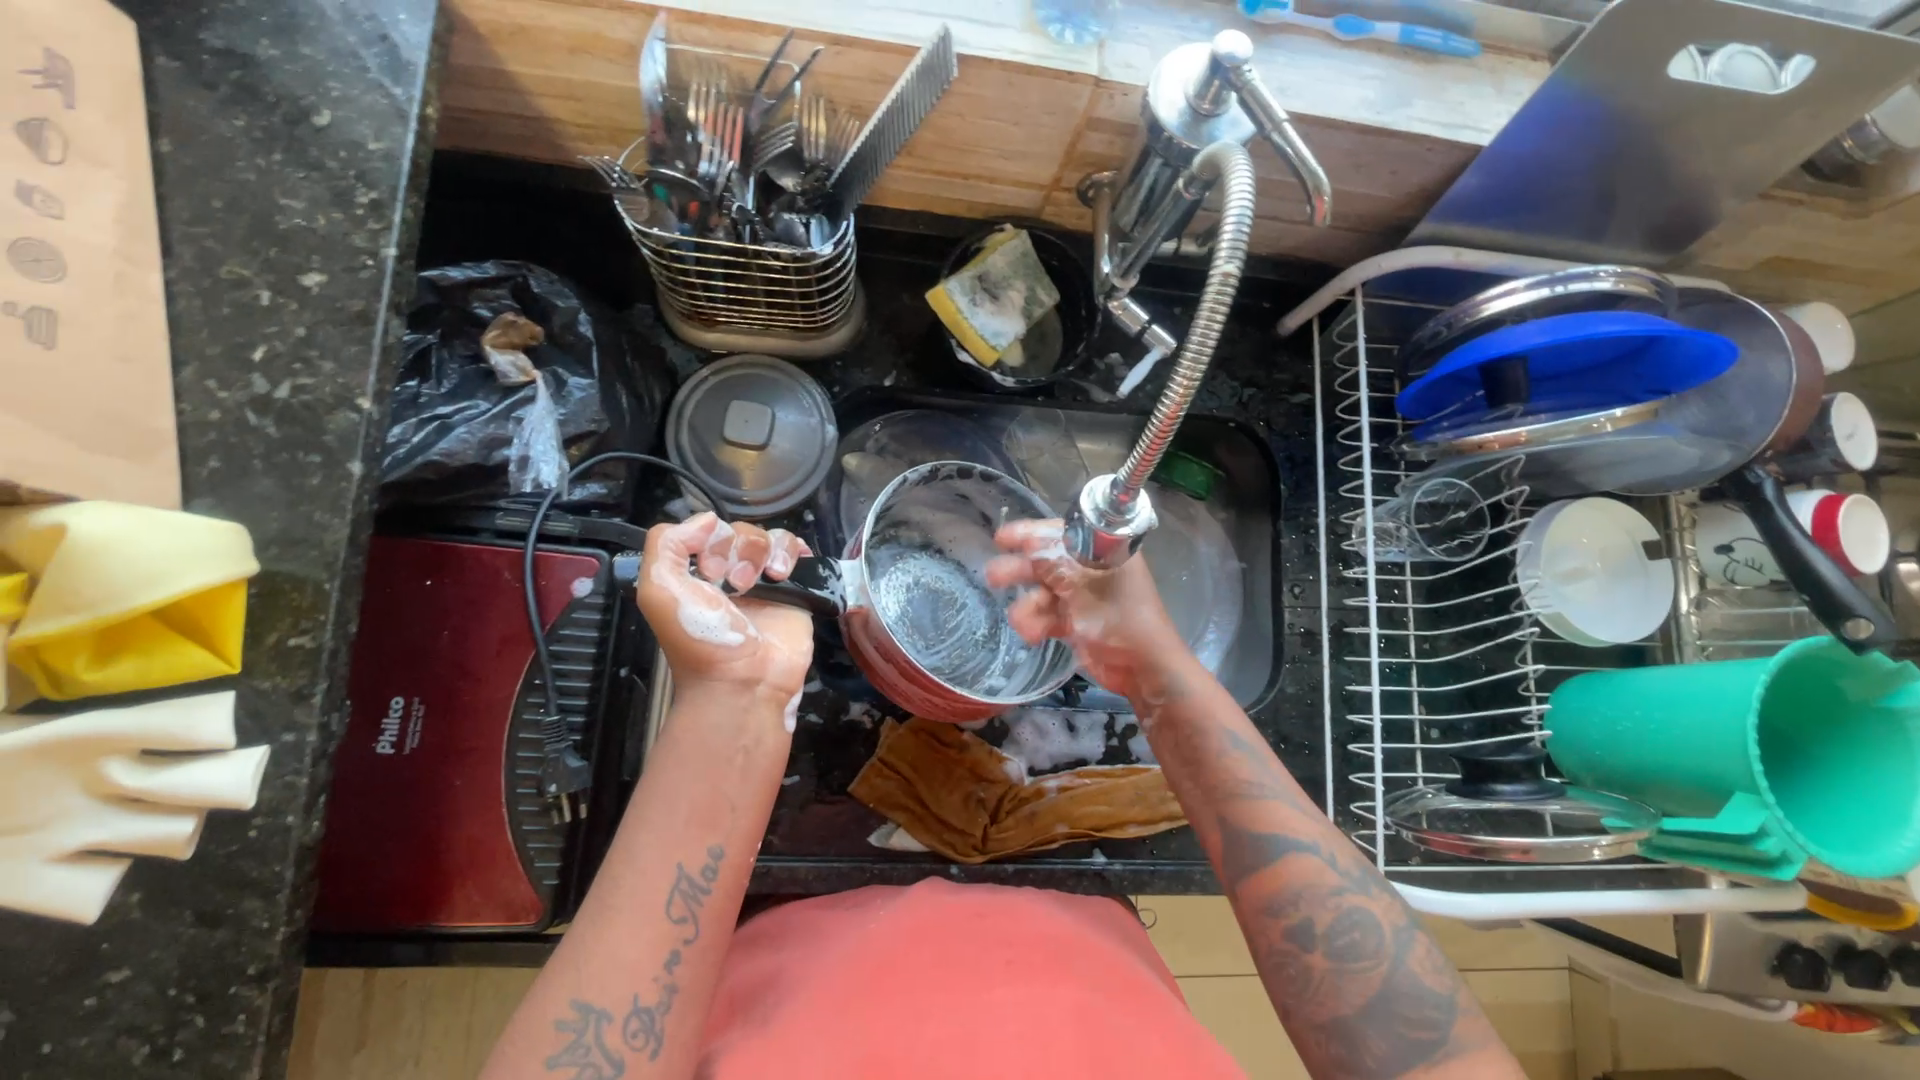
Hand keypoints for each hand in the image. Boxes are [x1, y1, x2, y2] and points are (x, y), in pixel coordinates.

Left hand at [638, 514, 814, 711]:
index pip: (707, 531)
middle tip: (735, 586)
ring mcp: (764, 582)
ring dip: (765, 553)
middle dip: (738, 551)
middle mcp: (729, 575)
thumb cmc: (699, 640)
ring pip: (769, 537)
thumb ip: (665, 544)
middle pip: (740, 531)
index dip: (709, 542)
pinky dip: (792, 552)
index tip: (707, 573)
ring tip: (764, 582)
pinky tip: (784, 574)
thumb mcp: (658, 590)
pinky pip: (798, 551)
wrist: (744, 681)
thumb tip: (708, 519)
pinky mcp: (795, 591)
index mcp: (695, 574)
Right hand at [984, 518, 1187, 699]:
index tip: (1002, 539)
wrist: (1142, 668)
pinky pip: (1046, 616)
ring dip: (1028, 607)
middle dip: (1020, 571)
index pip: (1061, 534)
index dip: (1031, 534)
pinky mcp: (1074, 622)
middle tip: (994, 577)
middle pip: (1046, 562)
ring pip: (1042, 592)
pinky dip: (1037, 624)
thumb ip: (1055, 564)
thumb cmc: (1121, 618)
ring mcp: (1082, 597)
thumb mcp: (1085, 587)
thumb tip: (1029, 540)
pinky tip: (1034, 635)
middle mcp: (1090, 570)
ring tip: (1023, 622)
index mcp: (1102, 552)